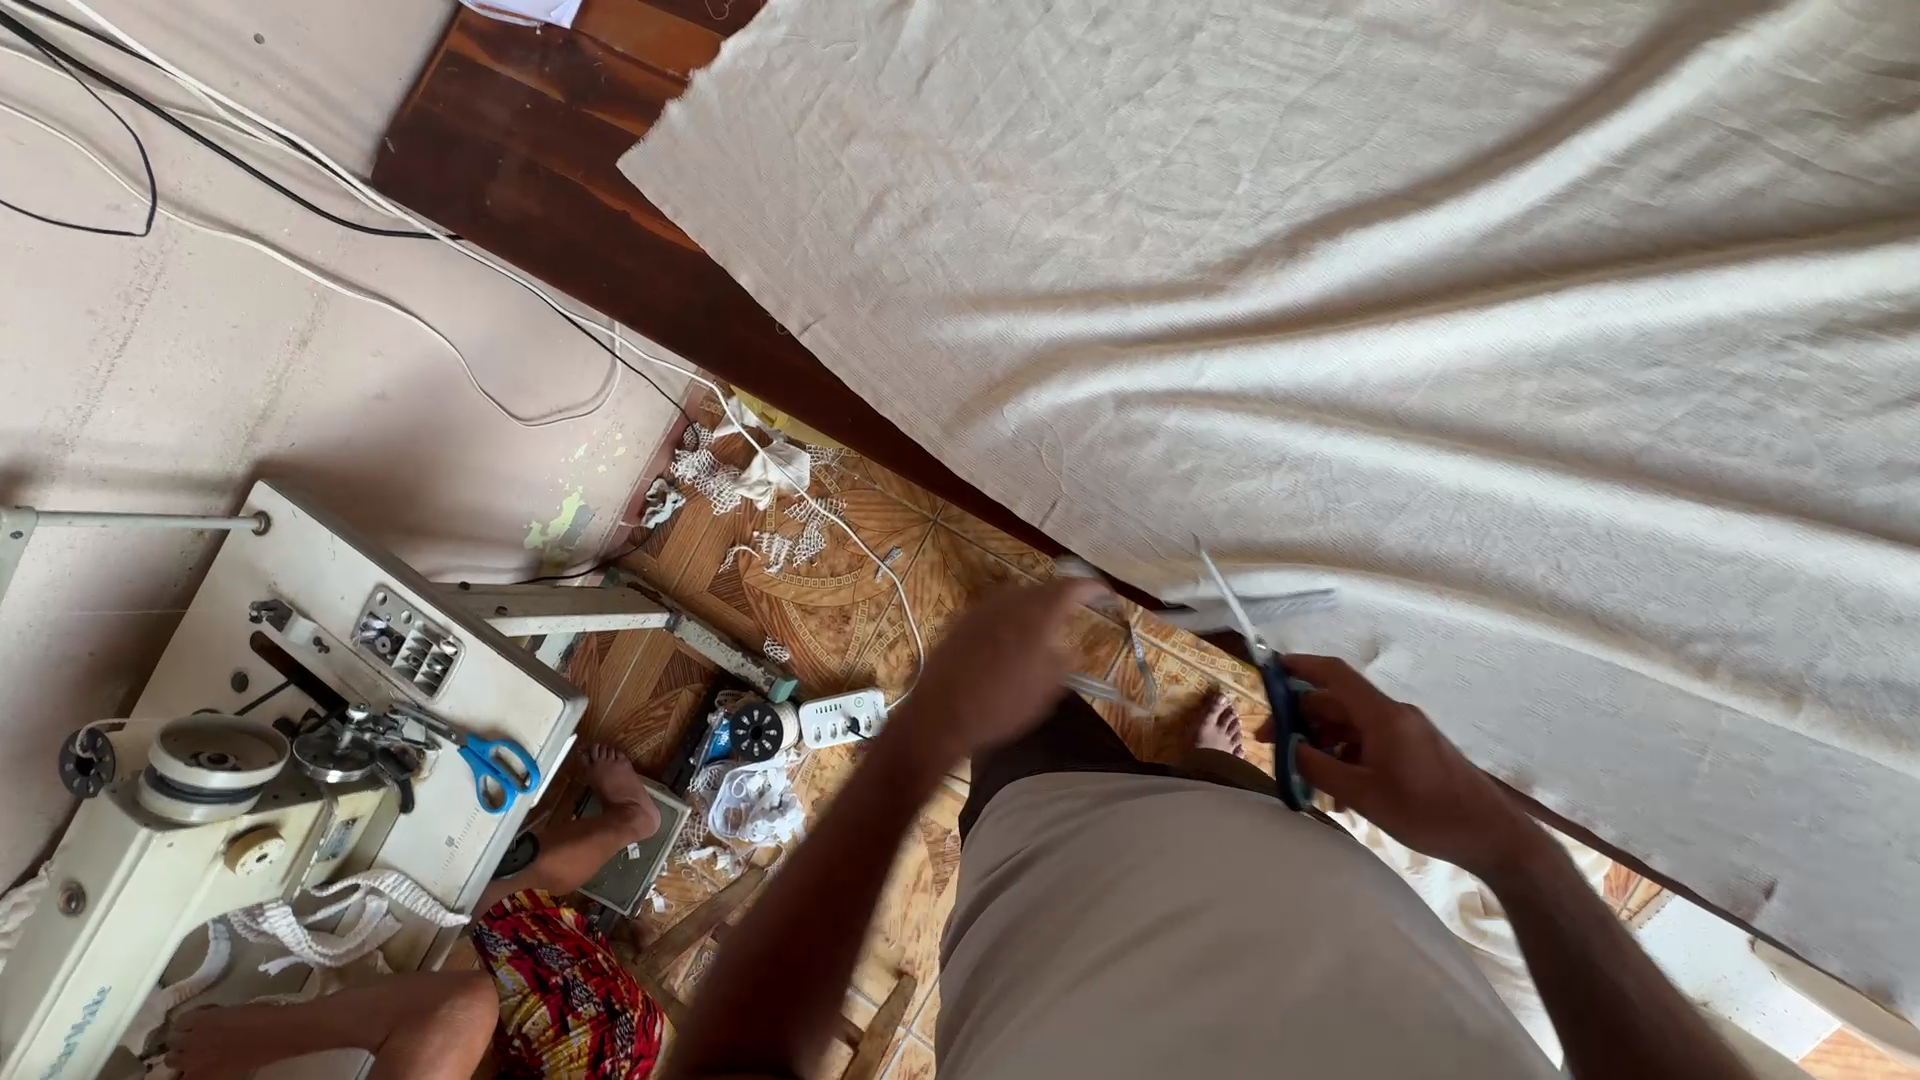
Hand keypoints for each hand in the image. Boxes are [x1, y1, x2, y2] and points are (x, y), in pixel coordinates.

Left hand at [885, 578, 1109, 766]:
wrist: (940, 715)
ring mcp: (981, 609)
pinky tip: (1011, 641)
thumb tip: (1072, 650)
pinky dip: (1011, 618)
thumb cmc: (1000, 706)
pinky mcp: (961, 621)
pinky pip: (996, 611)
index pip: (1072, 587)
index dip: (1093, 588)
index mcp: (1036, 614)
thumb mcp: (1046, 691)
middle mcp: (1009, 602)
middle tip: (1076, 614)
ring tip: (1044, 629)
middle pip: (1043, 589)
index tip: (1107, 594)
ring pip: (1017, 598)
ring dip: (1035, 607)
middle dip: (1062, 598)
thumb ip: (1064, 663)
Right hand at [1275, 654, 1543, 878]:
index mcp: (1382, 716)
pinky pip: (1368, 743)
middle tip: (1271, 745)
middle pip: (1335, 703)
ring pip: (1350, 726)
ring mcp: (1406, 732)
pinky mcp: (1414, 750)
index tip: (1268, 670)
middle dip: (1299, 720)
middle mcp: (1393, 715)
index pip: (1333, 674)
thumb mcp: (1363, 795)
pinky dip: (1346, 758)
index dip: (1299, 666)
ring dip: (1323, 746)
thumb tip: (1290, 749)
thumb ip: (1318, 768)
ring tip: (1306, 778)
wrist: (1496, 838)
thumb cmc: (1428, 813)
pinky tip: (1339, 792)